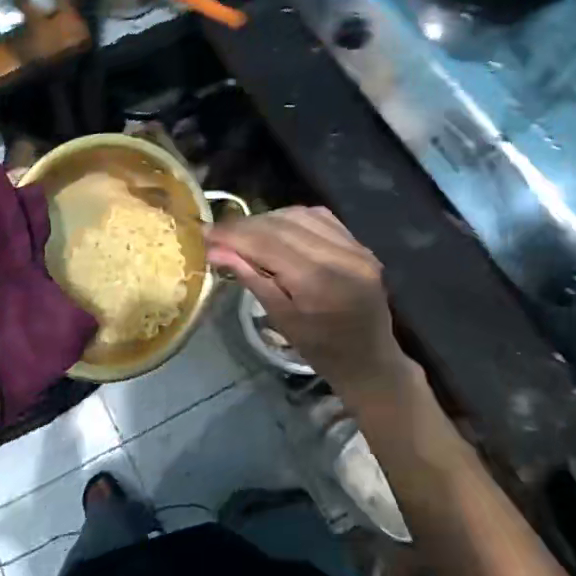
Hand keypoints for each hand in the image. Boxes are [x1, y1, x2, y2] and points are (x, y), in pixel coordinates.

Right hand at [206, 207, 411, 391]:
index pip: (267, 243)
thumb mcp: (281, 319)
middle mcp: (341, 255)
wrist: (369, 359)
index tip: (205, 233)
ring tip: (244, 233)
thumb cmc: (321, 350)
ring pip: (300, 216)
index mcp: (319, 281)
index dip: (233, 235)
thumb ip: (251, 278)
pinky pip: (320, 219)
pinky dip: (292, 220)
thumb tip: (215, 250)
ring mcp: (355, 247)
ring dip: (267, 220)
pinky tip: (275, 230)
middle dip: (246, 226)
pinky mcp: (360, 244)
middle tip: (218, 232)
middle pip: (282, 225)